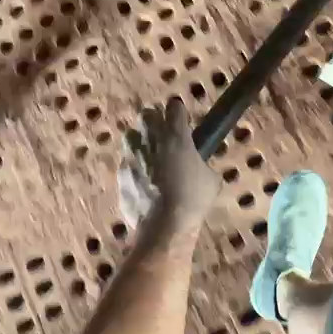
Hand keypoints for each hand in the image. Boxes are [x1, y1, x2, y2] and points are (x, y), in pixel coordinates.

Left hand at [118, 98, 219, 229]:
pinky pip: (126, 162)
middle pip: (147, 114)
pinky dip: (134, 167)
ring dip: (140, 141)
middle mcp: (150, 139)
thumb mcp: (211, 181)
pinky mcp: (120, 174)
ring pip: (131, 135)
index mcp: (175, 135)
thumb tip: (199, 167)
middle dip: (155, 121)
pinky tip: (143, 182)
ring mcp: (131, 156)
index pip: (174, 106)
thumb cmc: (192, 200)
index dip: (178, 112)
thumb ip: (203, 164)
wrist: (163, 227)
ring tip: (150, 157)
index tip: (182, 122)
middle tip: (165, 136)